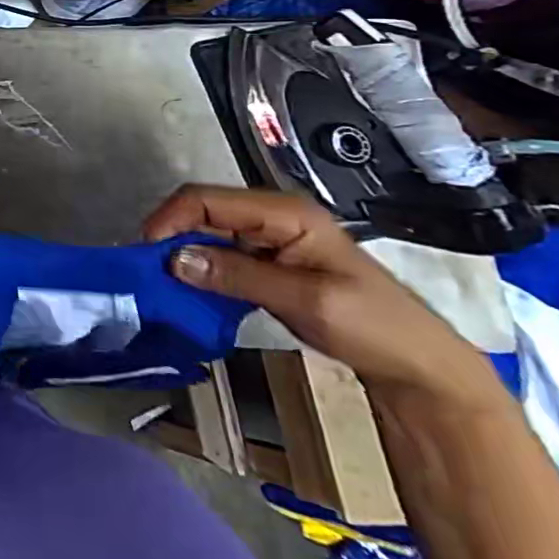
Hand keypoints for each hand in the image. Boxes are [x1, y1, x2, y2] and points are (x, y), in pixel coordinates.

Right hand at [144, 185, 494, 402]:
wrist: (412, 360)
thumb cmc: (371, 323)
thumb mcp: (305, 300)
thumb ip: (239, 276)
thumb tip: (176, 259)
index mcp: (285, 211)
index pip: (210, 198)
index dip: (172, 219)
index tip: (146, 254)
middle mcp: (273, 215)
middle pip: (206, 211)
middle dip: (172, 236)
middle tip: (146, 273)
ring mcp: (271, 238)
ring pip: (210, 234)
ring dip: (183, 255)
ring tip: (159, 284)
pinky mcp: (269, 262)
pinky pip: (223, 257)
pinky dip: (202, 272)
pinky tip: (189, 292)